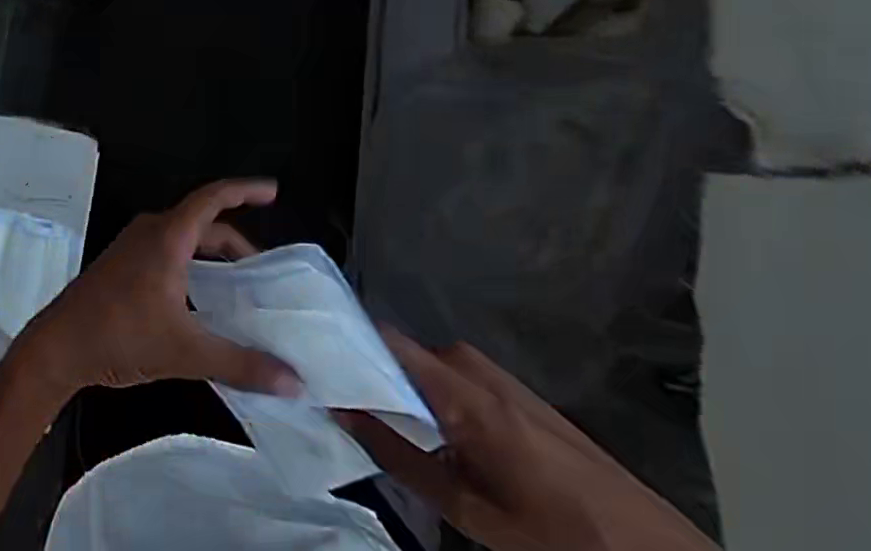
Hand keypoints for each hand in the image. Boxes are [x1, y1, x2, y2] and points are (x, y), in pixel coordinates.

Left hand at [12, 179, 300, 395]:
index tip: (272, 192)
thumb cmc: (120, 335)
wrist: (60, 344)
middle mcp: (149, 233)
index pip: (210, 200)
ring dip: (214, 257)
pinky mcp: (122, 266)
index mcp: (166, 238)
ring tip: (244, 288)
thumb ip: (242, 365)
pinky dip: (193, 266)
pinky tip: (206, 300)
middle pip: (202, 224)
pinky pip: (167, 253)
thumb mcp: (186, 351)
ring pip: (183, 240)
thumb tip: (293, 381)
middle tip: (267, 273)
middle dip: (237, 243)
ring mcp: (132, 248)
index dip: (243, 191)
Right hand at [337, 330, 717, 550]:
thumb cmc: (559, 534)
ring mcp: (501, 378)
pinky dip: (430, 392)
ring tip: (376, 412)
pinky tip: (426, 426)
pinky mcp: (517, 393)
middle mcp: (477, 370)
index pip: (386, 339)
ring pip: (426, 364)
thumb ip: (398, 457)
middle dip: (369, 368)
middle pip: (402, 349)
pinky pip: (455, 377)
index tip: (311, 353)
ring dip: (401, 382)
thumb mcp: (469, 510)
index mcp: (463, 393)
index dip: (346, 339)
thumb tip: (340, 411)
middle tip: (338, 393)